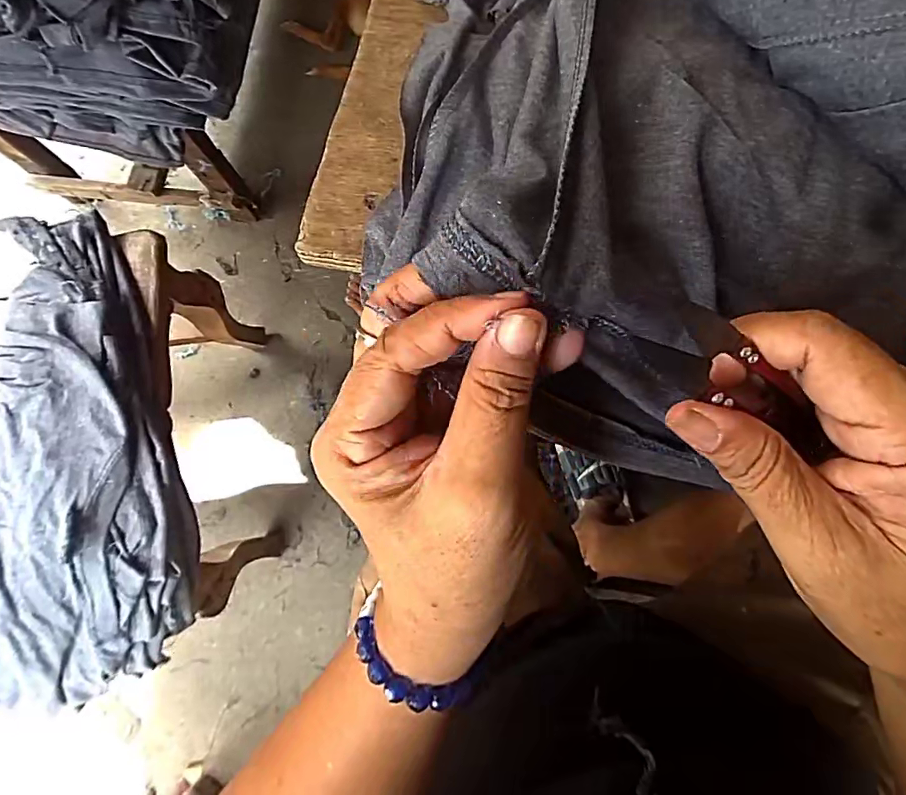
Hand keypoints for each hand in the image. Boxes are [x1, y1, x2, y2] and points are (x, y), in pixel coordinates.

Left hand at [313, 272, 582, 682]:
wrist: (464, 619)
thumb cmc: (454, 571)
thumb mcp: (475, 490)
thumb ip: (495, 401)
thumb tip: (520, 322)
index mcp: (351, 432)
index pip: (394, 351)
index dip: (452, 321)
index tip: (514, 305)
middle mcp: (373, 407)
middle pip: (404, 327)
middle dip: (457, 300)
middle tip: (512, 287)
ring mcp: (412, 405)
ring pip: (444, 338)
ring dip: (493, 323)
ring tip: (545, 316)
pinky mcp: (449, 409)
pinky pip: (477, 364)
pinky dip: (513, 350)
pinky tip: (554, 344)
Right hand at [664, 311, 905, 686]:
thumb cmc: (890, 609)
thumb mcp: (811, 544)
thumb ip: (753, 467)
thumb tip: (683, 409)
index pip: (826, 344)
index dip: (755, 340)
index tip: (703, 377)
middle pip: (822, 344)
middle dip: (752, 364)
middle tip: (707, 408)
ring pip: (818, 357)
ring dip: (762, 380)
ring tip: (730, 423)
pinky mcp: (896, 414)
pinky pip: (826, 379)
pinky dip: (780, 395)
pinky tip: (760, 429)